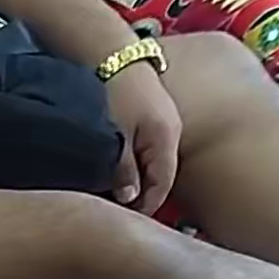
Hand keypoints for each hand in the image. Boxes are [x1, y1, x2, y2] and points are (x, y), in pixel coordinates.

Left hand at [105, 62, 180, 215]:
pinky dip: (131, 168)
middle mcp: (168, 131)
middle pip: (158, 175)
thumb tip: (130, 199)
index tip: (129, 224)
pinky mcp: (146, 118)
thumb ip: (123, 170)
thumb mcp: (116, 138)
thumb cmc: (113, 94)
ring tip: (114, 201)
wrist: (110, 55)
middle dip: (141, 198)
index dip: (147, 206)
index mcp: (165, 137)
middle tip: (118, 217)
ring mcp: (159, 123)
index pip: (162, 183)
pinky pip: (143, 151)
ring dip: (135, 183)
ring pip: (150, 163)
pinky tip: (114, 176)